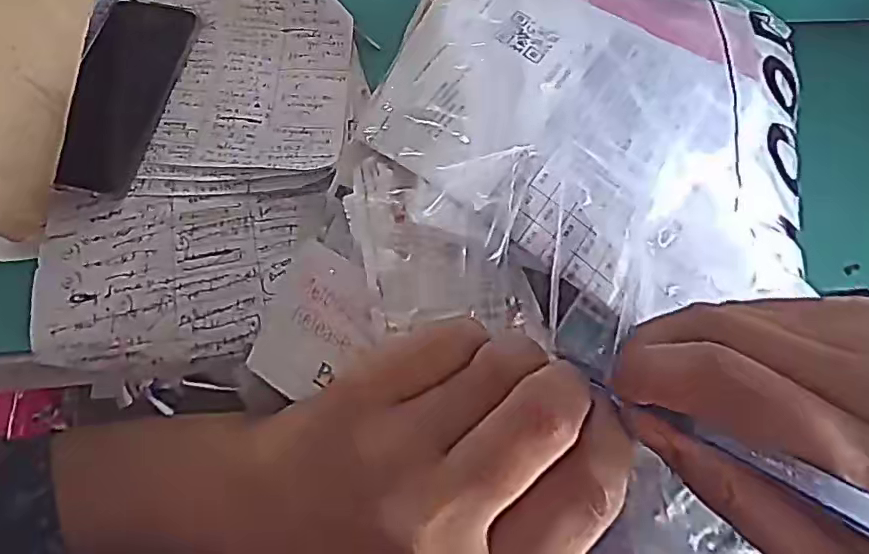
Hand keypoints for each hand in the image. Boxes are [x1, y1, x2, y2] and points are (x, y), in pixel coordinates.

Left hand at [245, 318, 632, 553]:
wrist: (259, 527)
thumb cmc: (370, 551)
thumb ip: (527, 528)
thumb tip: (586, 446)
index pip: (587, 495)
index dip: (609, 439)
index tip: (602, 417)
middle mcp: (445, 520)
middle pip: (551, 412)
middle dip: (568, 383)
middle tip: (556, 382)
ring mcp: (398, 448)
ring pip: (502, 361)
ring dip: (520, 352)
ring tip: (507, 365)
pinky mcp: (361, 395)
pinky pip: (448, 338)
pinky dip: (470, 337)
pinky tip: (461, 356)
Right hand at [611, 298, 868, 553]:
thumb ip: (747, 498)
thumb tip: (658, 428)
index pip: (744, 385)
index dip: (662, 373)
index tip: (622, 386)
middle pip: (739, 329)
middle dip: (665, 342)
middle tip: (633, 374)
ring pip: (754, 309)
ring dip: (697, 332)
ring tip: (676, 369)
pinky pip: (786, 307)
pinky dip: (742, 327)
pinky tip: (736, 357)